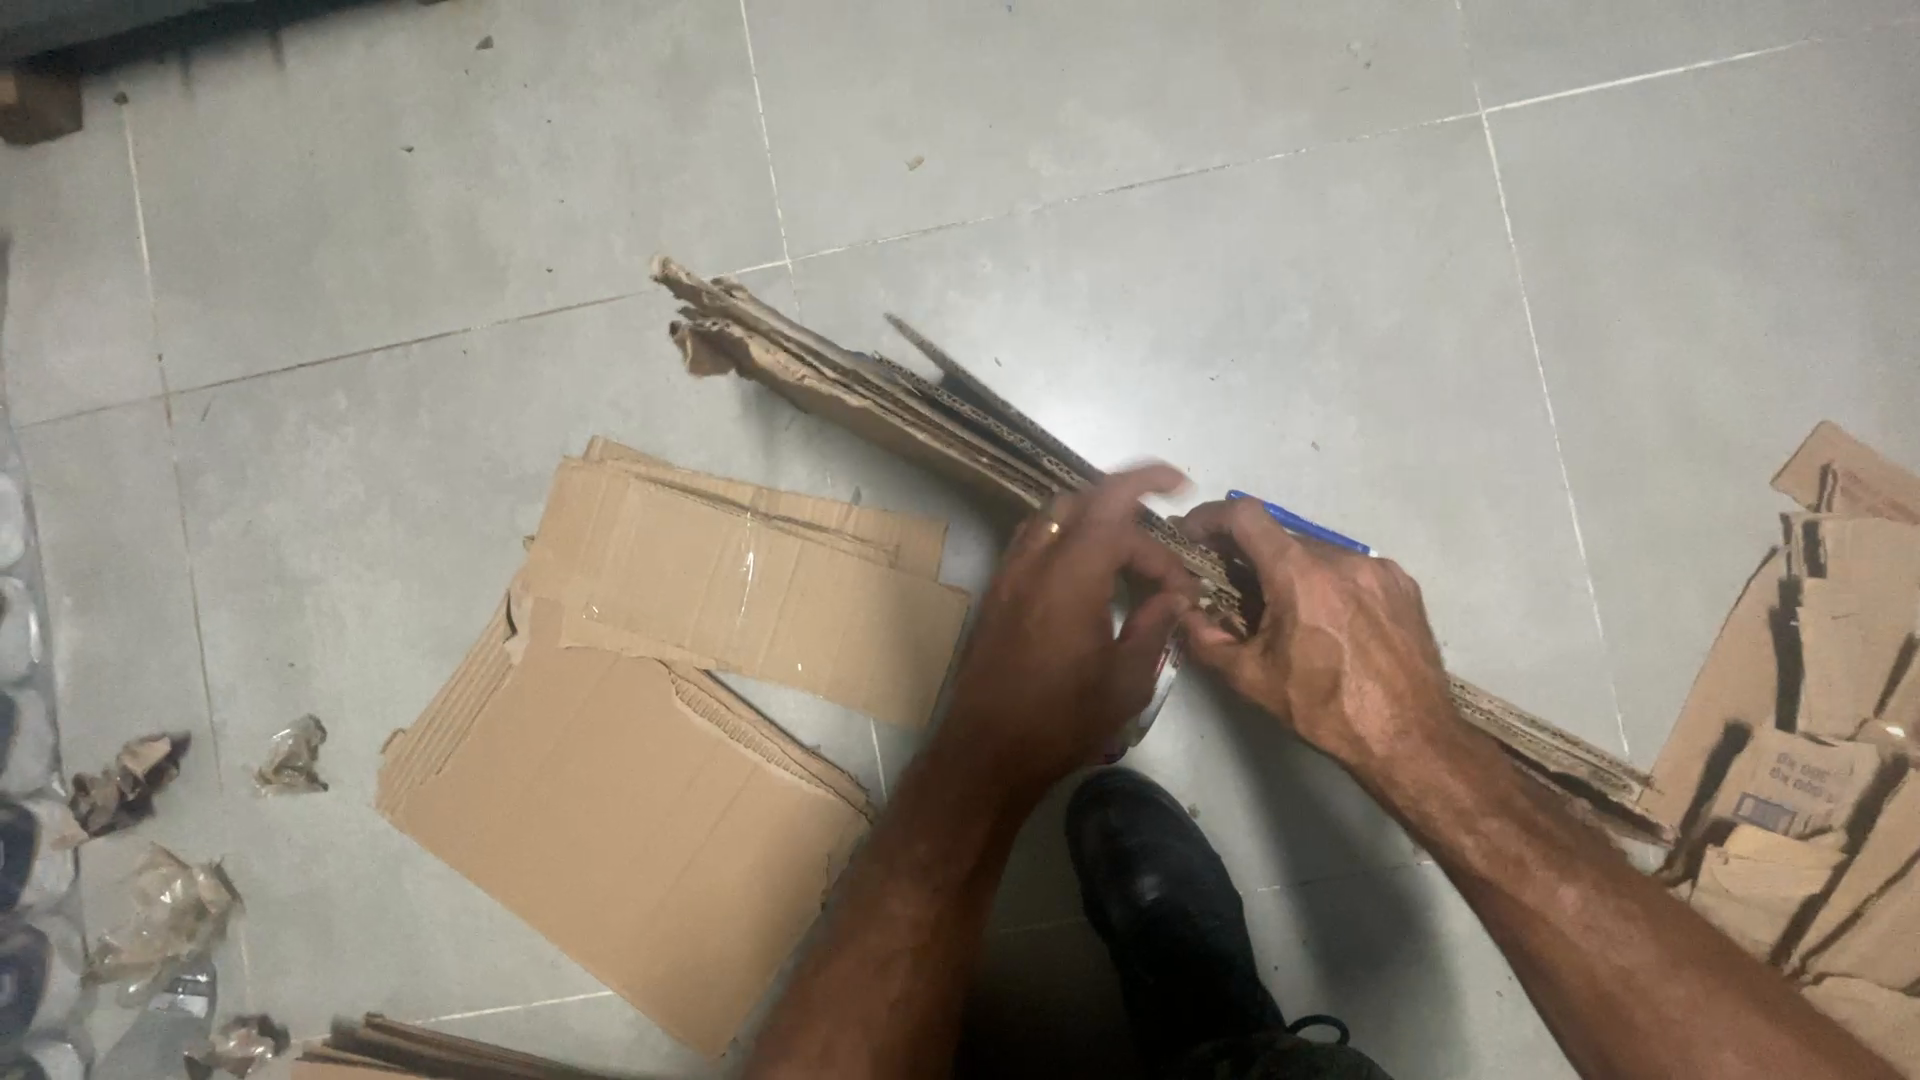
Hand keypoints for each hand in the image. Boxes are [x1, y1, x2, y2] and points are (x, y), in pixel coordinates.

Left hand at [934, 465, 1198, 806]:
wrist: (986, 750)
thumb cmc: (1061, 720)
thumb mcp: (1126, 680)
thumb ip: (1153, 625)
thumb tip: (1173, 596)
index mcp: (1072, 573)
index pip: (1121, 516)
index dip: (1162, 542)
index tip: (1183, 579)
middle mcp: (1035, 559)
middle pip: (1084, 498)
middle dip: (1130, 497)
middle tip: (1162, 518)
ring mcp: (1008, 572)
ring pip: (1052, 514)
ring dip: (1093, 516)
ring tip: (1125, 546)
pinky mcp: (995, 592)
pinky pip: (1032, 540)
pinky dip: (1064, 538)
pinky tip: (1084, 572)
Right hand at [1176, 499, 1454, 770]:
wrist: (1411, 740)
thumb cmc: (1324, 709)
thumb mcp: (1249, 678)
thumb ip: (1204, 637)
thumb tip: (1182, 609)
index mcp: (1300, 574)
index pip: (1245, 515)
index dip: (1210, 517)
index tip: (1191, 535)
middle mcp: (1341, 558)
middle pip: (1278, 536)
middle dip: (1245, 553)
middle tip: (1228, 586)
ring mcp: (1377, 569)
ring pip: (1314, 552)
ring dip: (1285, 569)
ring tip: (1281, 611)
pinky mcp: (1402, 585)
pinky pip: (1348, 568)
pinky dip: (1323, 581)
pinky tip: (1323, 619)